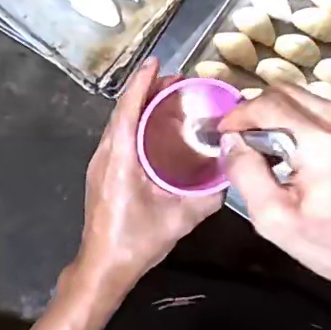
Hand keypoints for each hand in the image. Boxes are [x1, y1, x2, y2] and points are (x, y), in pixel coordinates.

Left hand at [73, 59, 221, 290]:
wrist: (103, 266)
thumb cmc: (136, 242)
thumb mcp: (179, 219)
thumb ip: (208, 197)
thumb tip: (231, 175)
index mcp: (119, 159)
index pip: (128, 110)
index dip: (141, 83)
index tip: (157, 63)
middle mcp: (105, 155)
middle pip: (122, 112)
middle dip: (145, 90)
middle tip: (175, 81)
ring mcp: (99, 165)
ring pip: (118, 124)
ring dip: (139, 107)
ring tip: (167, 98)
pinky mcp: (101, 174)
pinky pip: (117, 138)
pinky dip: (134, 124)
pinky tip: (154, 130)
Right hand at [218, 87, 330, 328]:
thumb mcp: (277, 222)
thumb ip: (246, 175)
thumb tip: (231, 142)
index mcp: (325, 143)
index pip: (269, 104)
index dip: (237, 115)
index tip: (220, 133)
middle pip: (286, 92)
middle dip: (255, 113)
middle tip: (238, 142)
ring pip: (303, 99)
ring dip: (276, 118)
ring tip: (264, 153)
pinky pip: (321, 111)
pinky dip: (298, 123)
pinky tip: (293, 156)